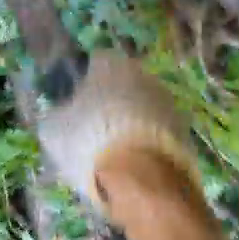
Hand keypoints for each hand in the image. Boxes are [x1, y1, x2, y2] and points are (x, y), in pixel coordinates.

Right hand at [39, 51, 195, 210]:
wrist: (141, 176)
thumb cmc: (90, 141)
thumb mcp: (54, 129)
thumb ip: (56, 113)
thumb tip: (57, 112)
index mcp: (108, 64)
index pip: (93, 63)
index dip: (83, 83)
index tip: (74, 103)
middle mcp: (142, 74)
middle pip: (122, 84)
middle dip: (110, 102)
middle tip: (93, 127)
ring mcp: (167, 101)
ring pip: (142, 107)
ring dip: (130, 122)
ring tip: (114, 149)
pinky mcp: (184, 129)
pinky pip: (157, 130)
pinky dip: (147, 141)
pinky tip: (133, 160)